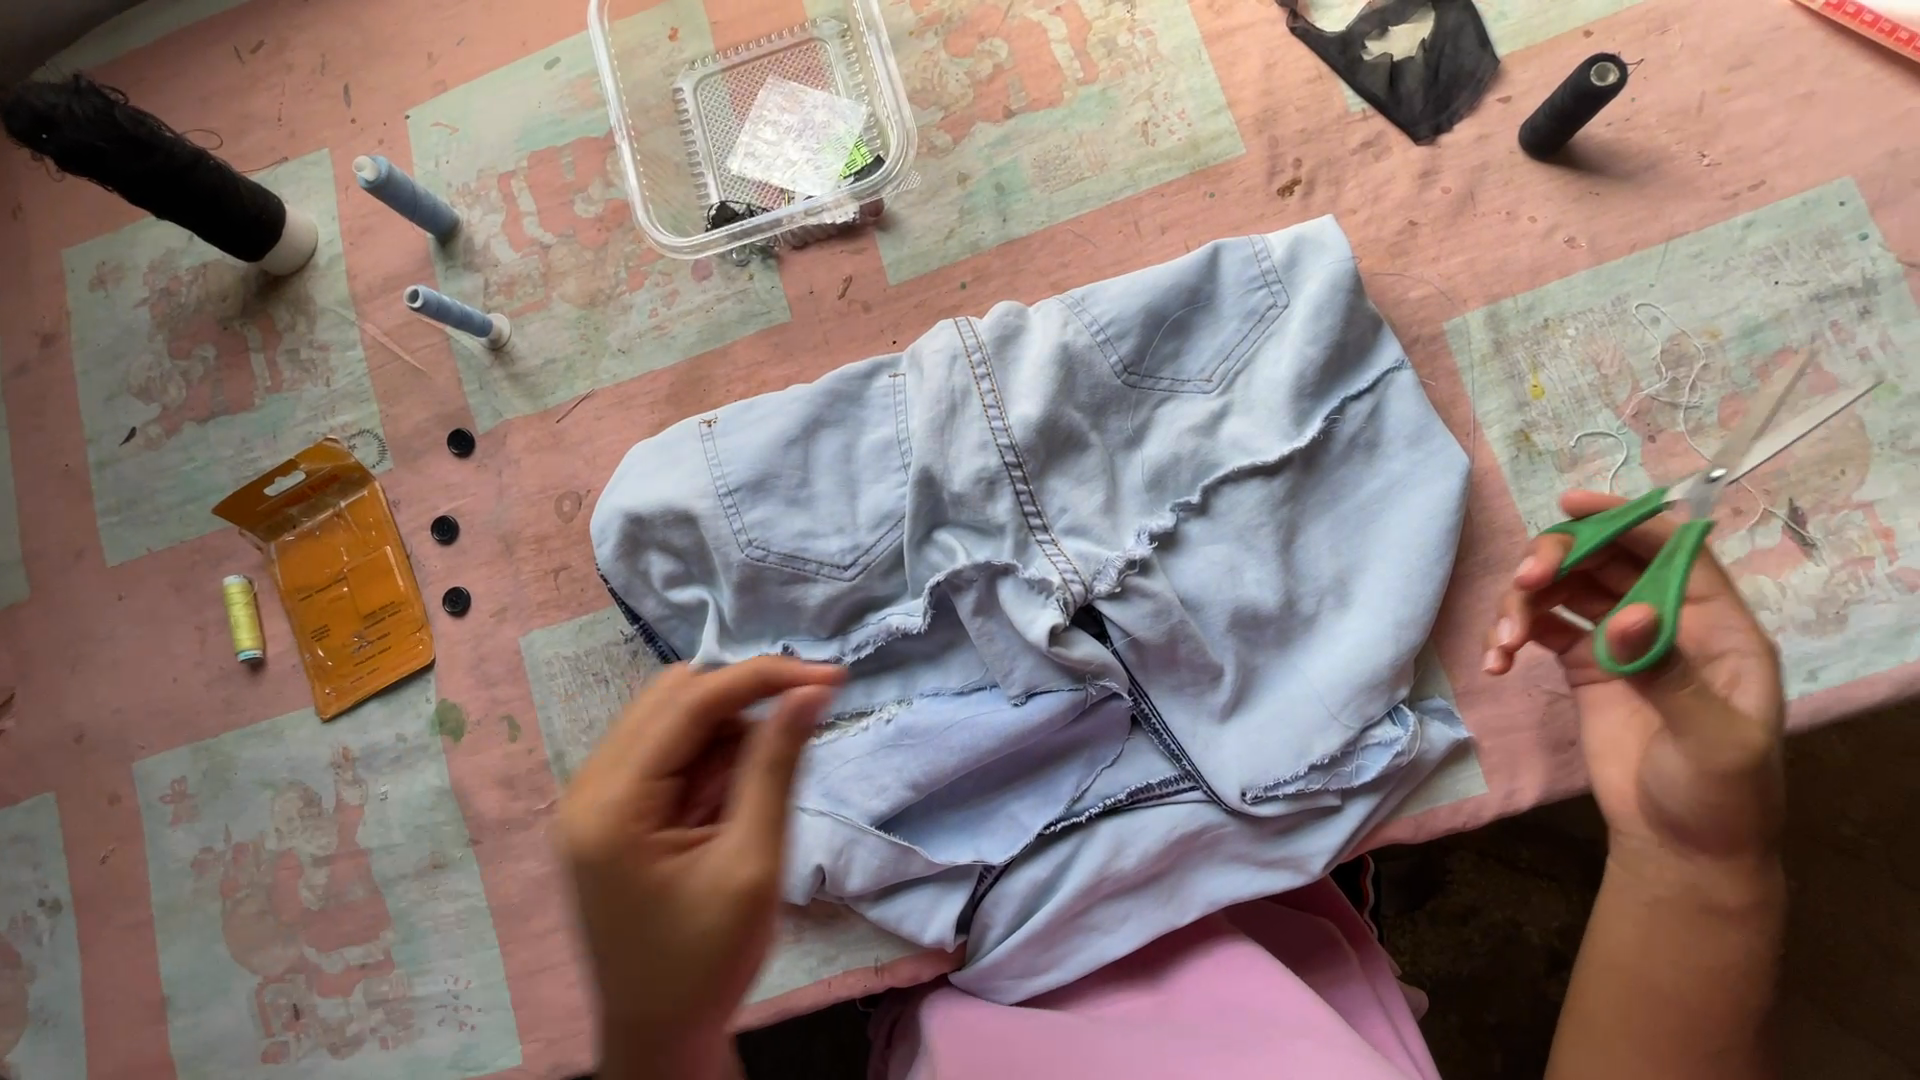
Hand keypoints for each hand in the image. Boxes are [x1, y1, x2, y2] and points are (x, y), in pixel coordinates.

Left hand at [556, 657, 844, 1079]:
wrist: (659, 1038)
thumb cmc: (707, 962)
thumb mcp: (752, 863)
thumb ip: (775, 766)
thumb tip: (810, 691)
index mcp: (611, 804)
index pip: (691, 702)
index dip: (764, 678)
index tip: (831, 678)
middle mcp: (589, 786)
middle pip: (674, 697)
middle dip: (744, 701)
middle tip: (802, 723)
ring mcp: (594, 798)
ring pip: (672, 718)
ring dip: (728, 733)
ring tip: (755, 794)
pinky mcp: (611, 811)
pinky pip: (667, 751)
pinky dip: (711, 758)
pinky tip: (730, 802)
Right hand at [1483, 491, 1784, 872]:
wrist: (1681, 842)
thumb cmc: (1719, 793)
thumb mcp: (1714, 741)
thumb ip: (1668, 674)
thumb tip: (1619, 616)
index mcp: (1715, 628)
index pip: (1672, 552)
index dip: (1627, 520)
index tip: (1571, 505)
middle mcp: (1663, 622)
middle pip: (1604, 561)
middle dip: (1556, 560)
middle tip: (1521, 582)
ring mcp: (1617, 642)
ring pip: (1563, 591)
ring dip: (1523, 603)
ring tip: (1501, 642)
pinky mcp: (1581, 665)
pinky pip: (1539, 628)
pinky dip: (1511, 635)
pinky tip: (1495, 662)